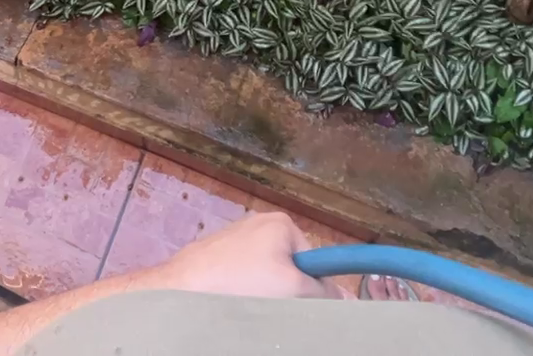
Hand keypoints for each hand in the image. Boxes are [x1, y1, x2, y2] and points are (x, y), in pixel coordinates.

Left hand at [142, 212, 341, 299]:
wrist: (187, 286)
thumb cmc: (244, 281)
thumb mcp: (293, 287)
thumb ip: (322, 291)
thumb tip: (345, 297)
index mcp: (282, 223)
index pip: (314, 261)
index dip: (313, 288)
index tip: (305, 308)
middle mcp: (260, 224)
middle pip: (291, 268)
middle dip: (288, 292)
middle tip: (276, 308)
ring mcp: (238, 238)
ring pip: (267, 275)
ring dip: (267, 295)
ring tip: (252, 306)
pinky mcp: (220, 254)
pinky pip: (246, 277)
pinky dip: (246, 292)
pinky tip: (236, 303)